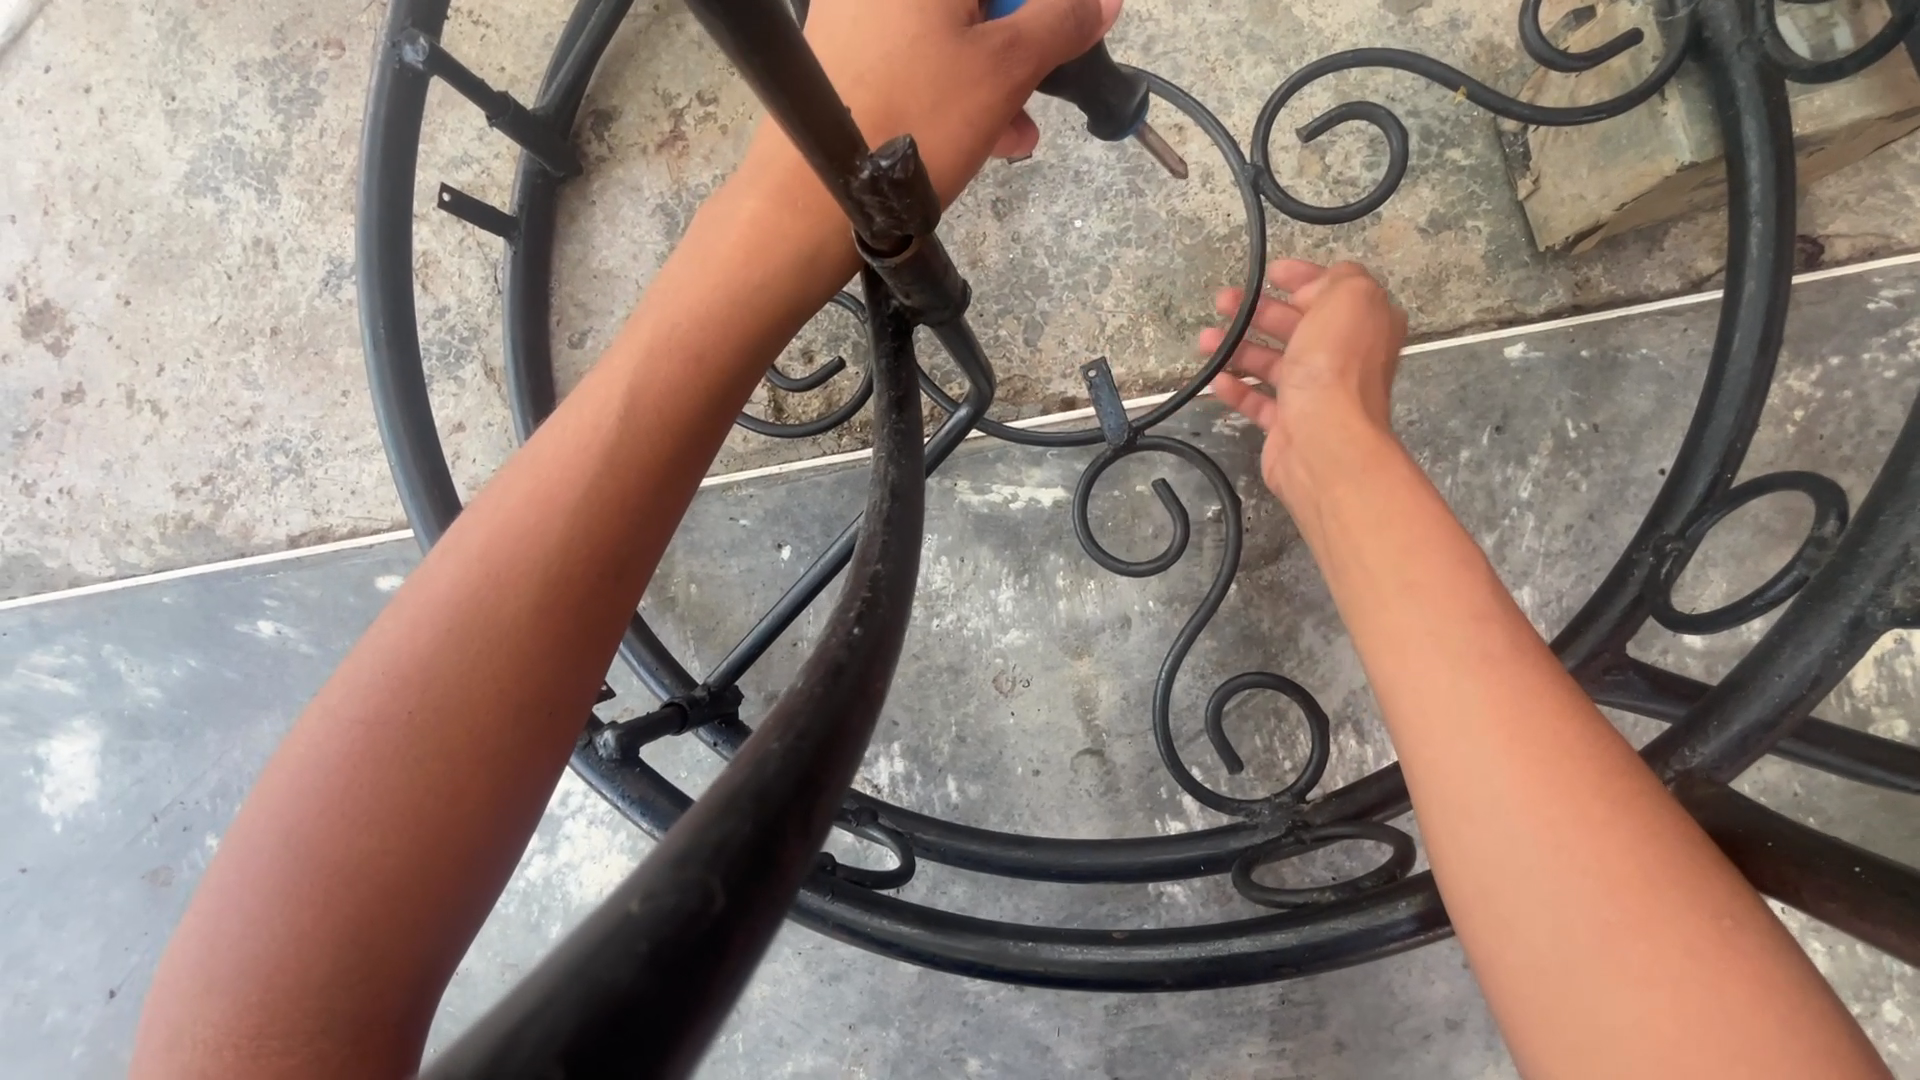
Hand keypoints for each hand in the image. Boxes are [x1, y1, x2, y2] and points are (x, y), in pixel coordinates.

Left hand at [740, 0, 1120, 206]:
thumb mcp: (1004, 71)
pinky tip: (982, 138)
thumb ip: (1059, 24)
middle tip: (1041, 91)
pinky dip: (952, 90)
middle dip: (1018, 44)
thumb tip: (1103, 2)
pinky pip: (914, 61)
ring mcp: (857, 19)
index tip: (1060, 45)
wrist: (817, 196)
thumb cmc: (916, 122)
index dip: (1042, 10)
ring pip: (944, 34)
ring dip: (992, 77)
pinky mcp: (844, 63)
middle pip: (974, 5)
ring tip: (1019, 134)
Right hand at [1201, 259, 1407, 509]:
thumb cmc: (1335, 365)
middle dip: (1259, 311)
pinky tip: (1216, 379)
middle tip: (1223, 301)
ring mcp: (1314, 393)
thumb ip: (1336, 279)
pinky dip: (1237, 389)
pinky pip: (1259, 402)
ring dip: (1238, 348)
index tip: (1269, 272)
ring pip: (1273, 363)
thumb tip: (1315, 288)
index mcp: (1363, 324)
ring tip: (1206, 340)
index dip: (1302, 276)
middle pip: (1296, 326)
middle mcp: (1342, 357)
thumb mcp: (1349, 298)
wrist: (1323, 440)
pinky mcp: (1288, 424)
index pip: (1332, 290)